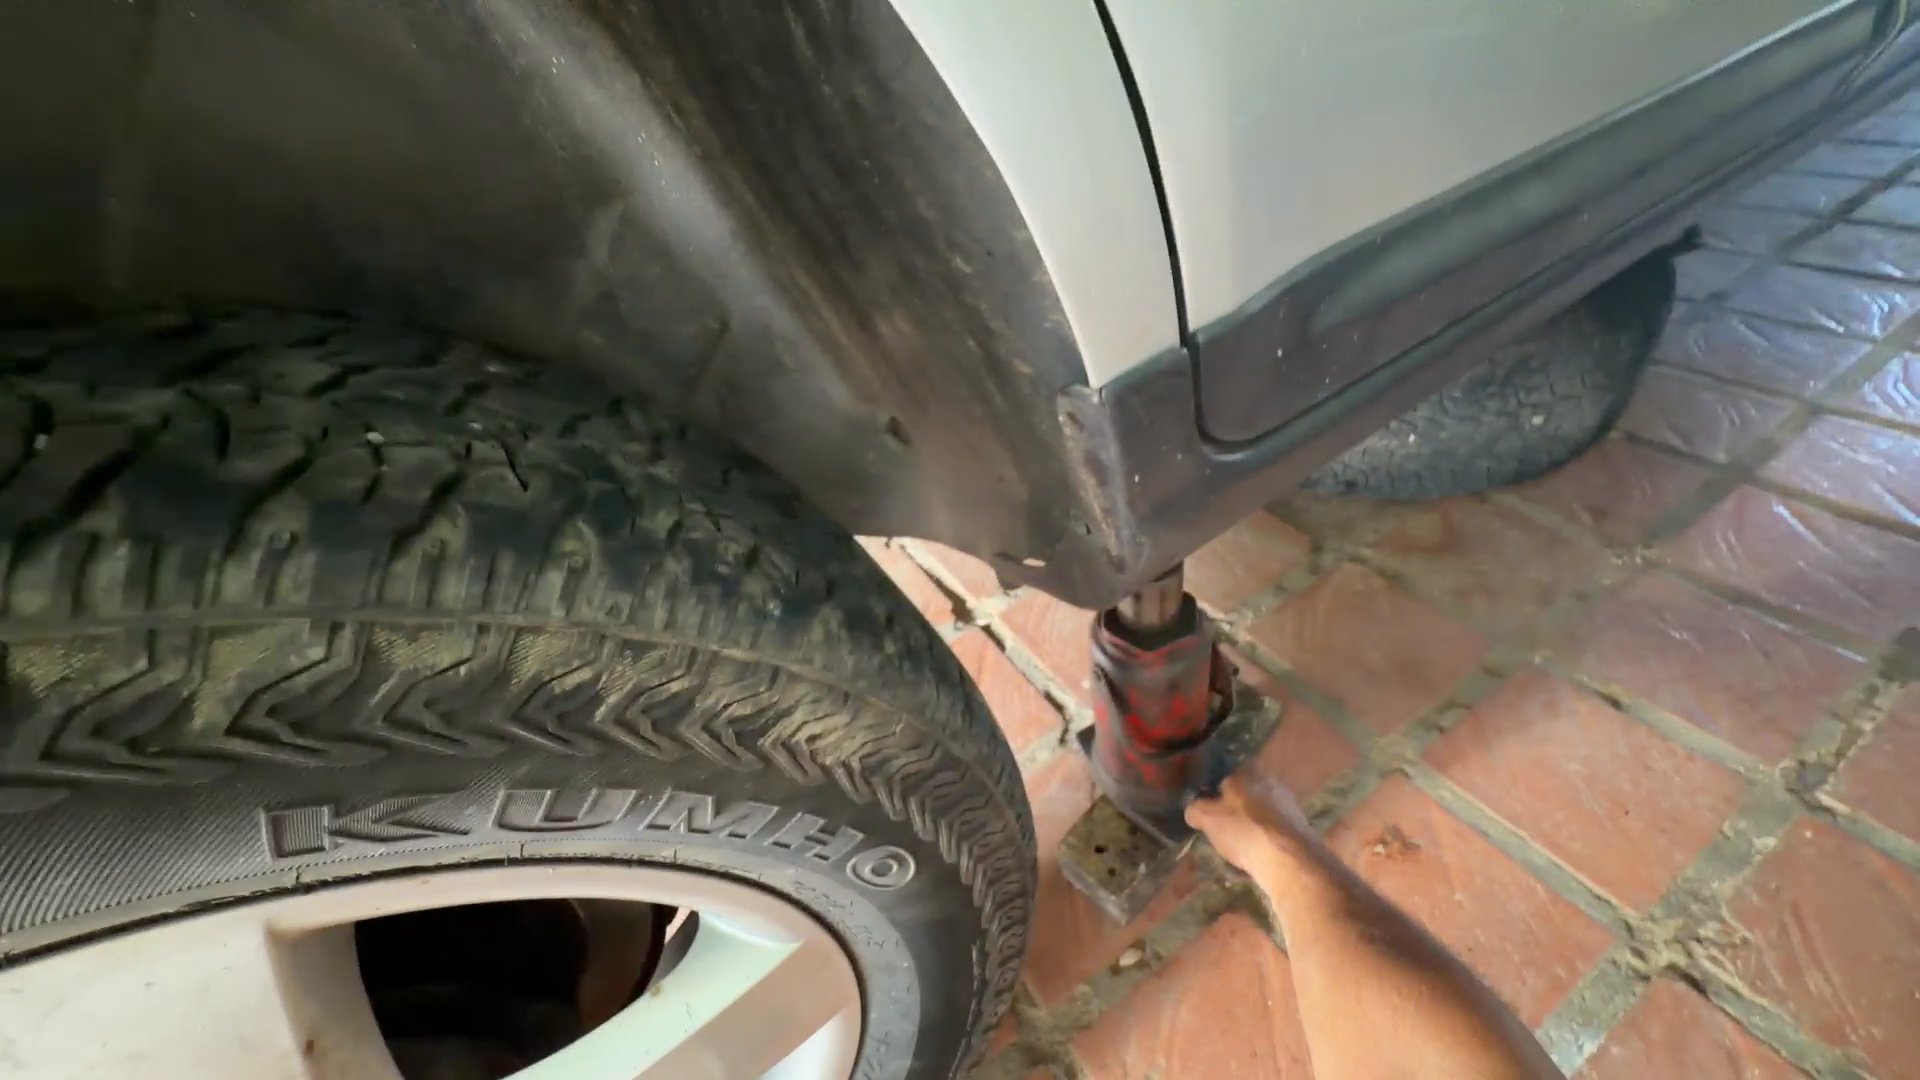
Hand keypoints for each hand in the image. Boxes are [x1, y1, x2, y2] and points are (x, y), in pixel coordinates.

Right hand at [1186, 773, 1312, 876]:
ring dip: (1251, 829)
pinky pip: (1275, 833)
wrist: (1290, 861)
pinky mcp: (1302, 830)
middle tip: (1222, 832)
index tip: (1207, 812)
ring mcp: (1290, 807)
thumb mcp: (1207, 819)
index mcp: (1247, 773)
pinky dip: (1265, 844)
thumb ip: (1195, 810)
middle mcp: (1270, 783)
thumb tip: (1193, 810)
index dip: (1213, 794)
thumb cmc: (1244, 831)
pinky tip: (1258, 860)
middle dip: (1234, 813)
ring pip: (1261, 816)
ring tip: (1239, 851)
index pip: (1225, 777)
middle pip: (1245, 797)